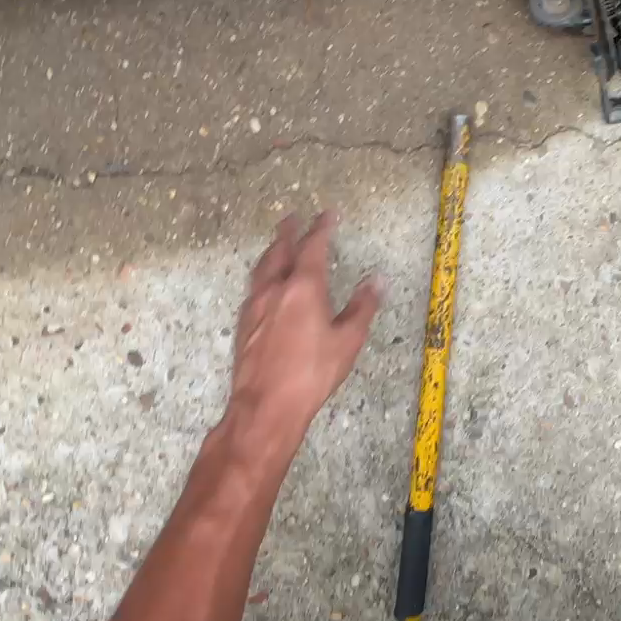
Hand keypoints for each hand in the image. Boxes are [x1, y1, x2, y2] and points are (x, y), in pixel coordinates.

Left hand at [225, 212, 382, 452]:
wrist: (265, 407)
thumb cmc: (312, 373)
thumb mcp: (348, 340)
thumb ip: (362, 307)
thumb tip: (376, 281)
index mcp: (304, 288)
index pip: (313, 247)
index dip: (321, 227)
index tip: (327, 214)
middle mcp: (275, 290)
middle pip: (279, 251)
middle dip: (287, 232)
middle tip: (291, 217)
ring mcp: (255, 307)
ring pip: (262, 268)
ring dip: (272, 251)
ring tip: (276, 244)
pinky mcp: (244, 325)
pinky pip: (253, 287)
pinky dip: (262, 274)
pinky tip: (264, 285)